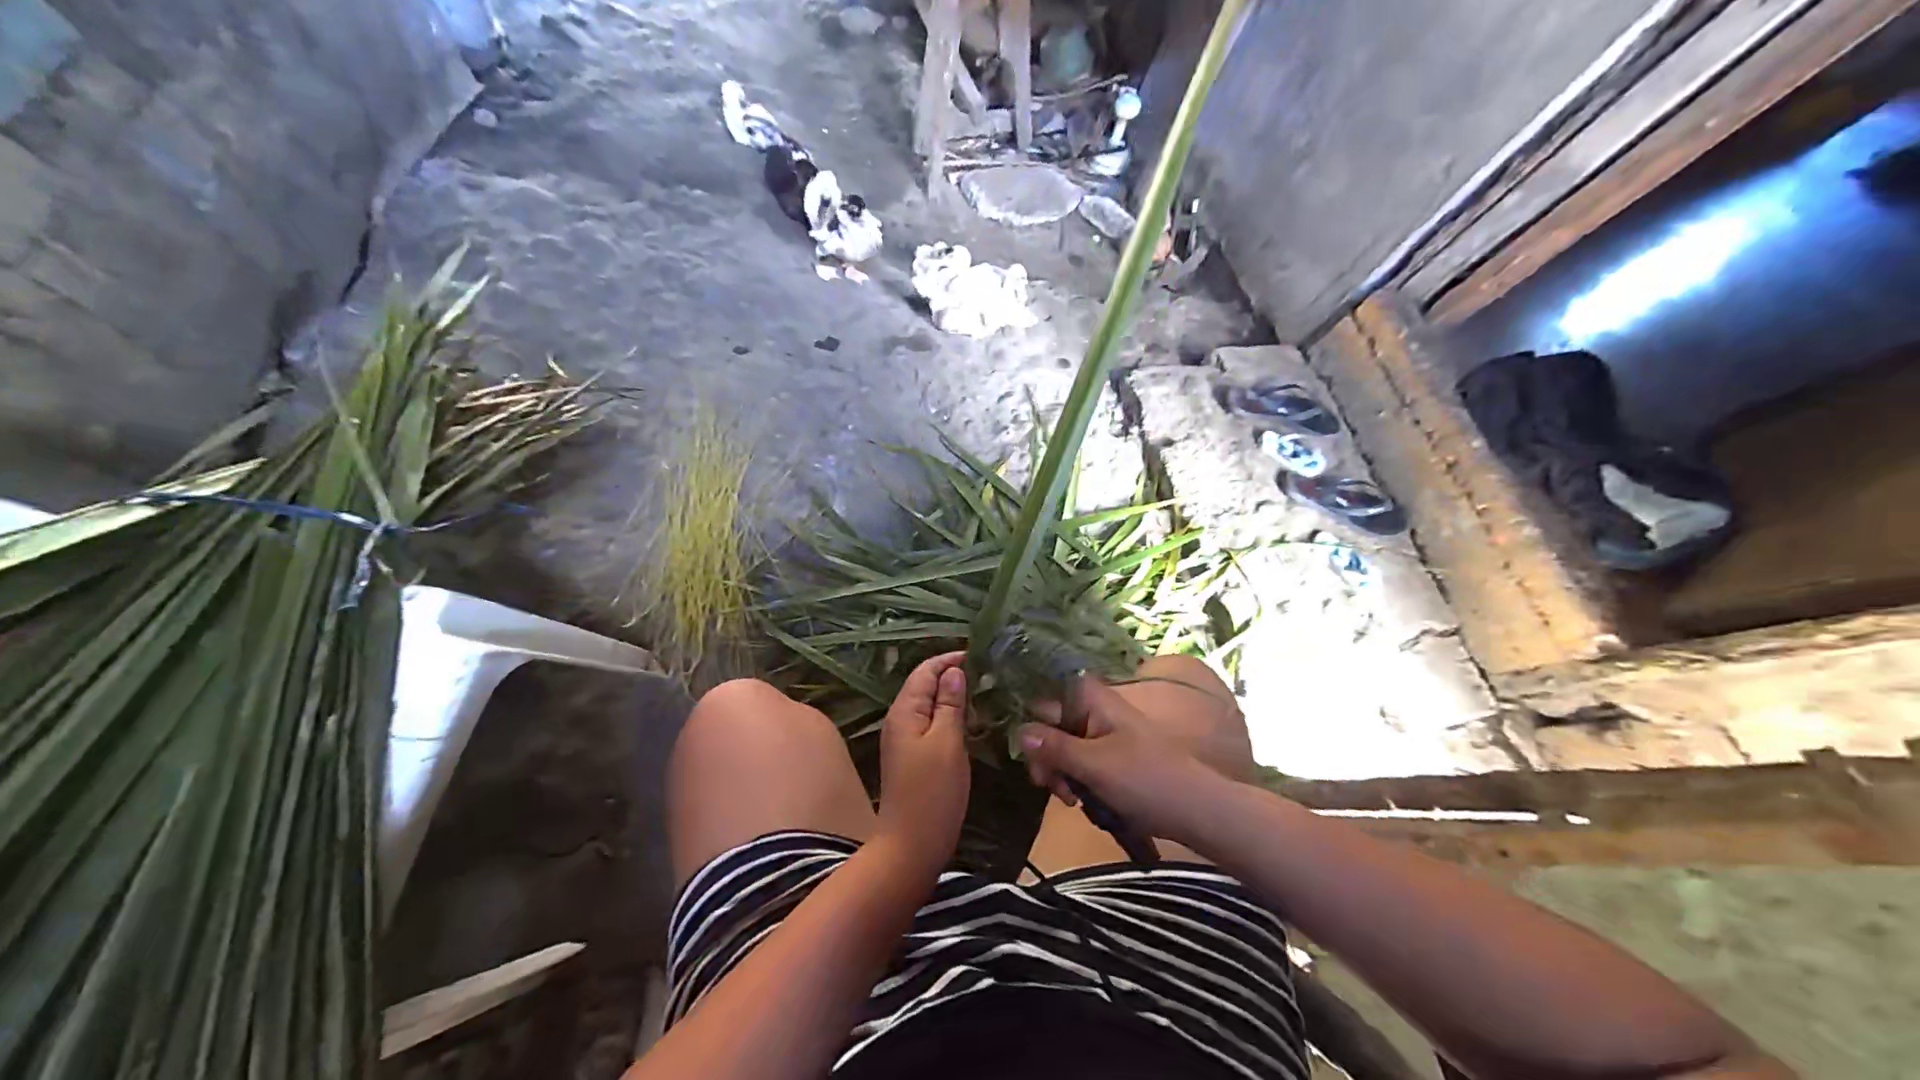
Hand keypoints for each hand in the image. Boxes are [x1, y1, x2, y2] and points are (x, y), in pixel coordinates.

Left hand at [876, 651, 970, 880]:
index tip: (981, 655)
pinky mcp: (913, 756)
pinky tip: (971, 720)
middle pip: (925, 684)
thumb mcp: (947, 743)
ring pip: (930, 704)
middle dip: (953, 674)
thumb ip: (950, 705)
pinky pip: (931, 724)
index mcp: (904, 711)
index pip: (925, 670)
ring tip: (986, 692)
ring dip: (953, 695)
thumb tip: (955, 671)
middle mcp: (900, 719)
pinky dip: (950, 716)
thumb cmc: (932, 793)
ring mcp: (905, 739)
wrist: (912, 846)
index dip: (950, 659)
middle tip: (989, 673)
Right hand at [1018, 678, 1232, 847]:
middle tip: (1047, 786)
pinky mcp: (1113, 761)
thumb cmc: (1144, 779)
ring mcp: (1106, 737)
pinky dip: (1076, 782)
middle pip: (1054, 725)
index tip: (1032, 754)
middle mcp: (1097, 713)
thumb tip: (1019, 731)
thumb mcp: (1093, 764)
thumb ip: (1054, 747)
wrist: (1196, 809)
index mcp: (1094, 701)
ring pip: (1065, 748)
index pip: (1049, 697)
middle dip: (1046, 756)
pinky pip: (1082, 764)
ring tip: (1069, 800)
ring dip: (1060, 774)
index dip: (1036, 722)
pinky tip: (1080, 802)